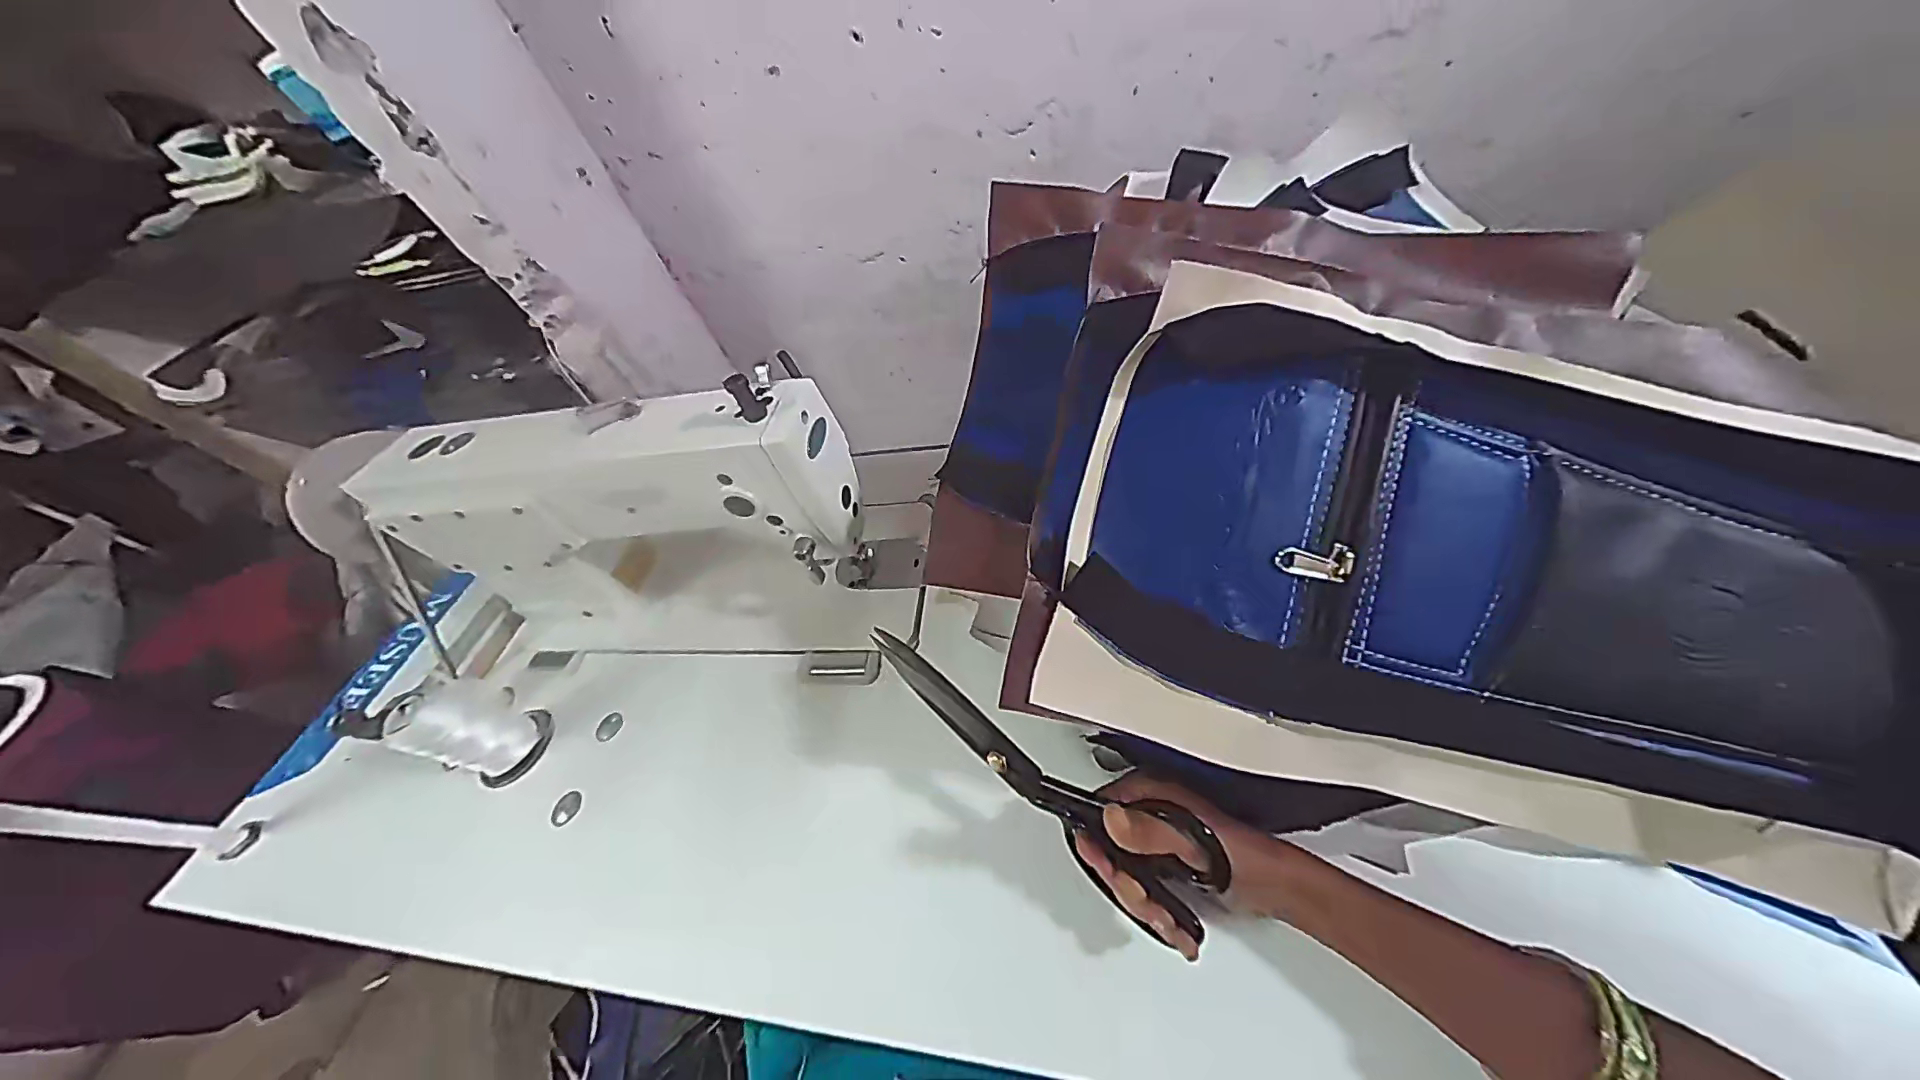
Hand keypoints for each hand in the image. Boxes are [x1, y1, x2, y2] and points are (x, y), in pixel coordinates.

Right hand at [1071, 772, 1304, 959]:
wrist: (1275, 887)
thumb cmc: (1244, 854)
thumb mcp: (1194, 842)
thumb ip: (1150, 831)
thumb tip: (1111, 819)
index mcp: (1151, 795)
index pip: (1101, 813)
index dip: (1099, 846)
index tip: (1112, 873)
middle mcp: (1147, 815)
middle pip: (1109, 853)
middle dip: (1129, 888)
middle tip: (1153, 904)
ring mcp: (1153, 842)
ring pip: (1124, 878)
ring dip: (1146, 908)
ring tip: (1172, 921)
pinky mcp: (1161, 868)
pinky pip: (1142, 892)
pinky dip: (1158, 916)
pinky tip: (1177, 928)